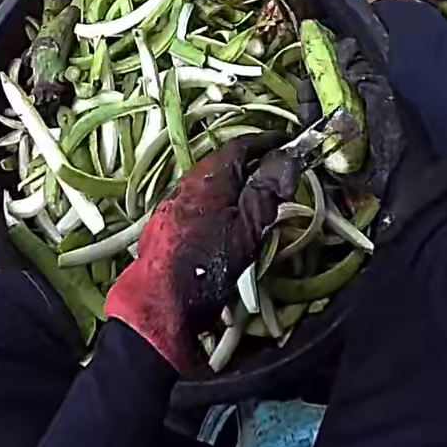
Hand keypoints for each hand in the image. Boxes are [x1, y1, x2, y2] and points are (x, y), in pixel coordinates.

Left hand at [104, 133, 298, 369]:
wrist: (159, 305)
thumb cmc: (206, 264)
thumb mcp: (248, 228)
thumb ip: (267, 191)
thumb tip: (286, 159)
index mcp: (209, 176)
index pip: (242, 144)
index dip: (267, 140)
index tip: (286, 142)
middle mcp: (188, 181)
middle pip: (226, 160)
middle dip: (253, 161)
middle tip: (278, 170)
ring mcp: (176, 200)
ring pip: (214, 180)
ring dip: (237, 181)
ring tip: (260, 194)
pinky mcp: (170, 221)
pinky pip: (203, 197)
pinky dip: (223, 197)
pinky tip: (231, 217)